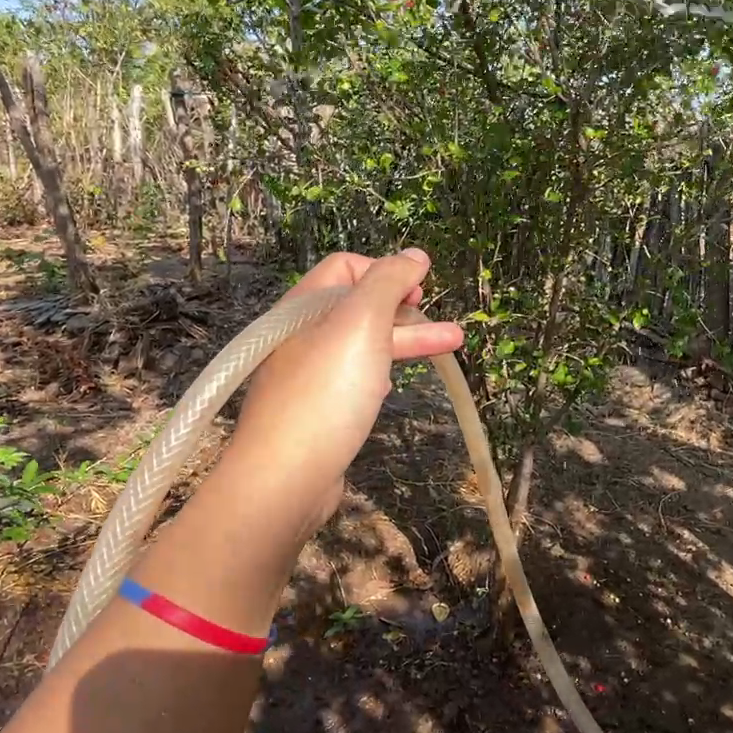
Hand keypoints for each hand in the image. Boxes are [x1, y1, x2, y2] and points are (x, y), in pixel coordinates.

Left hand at [208, 250, 463, 543]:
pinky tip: (394, 384)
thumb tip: (415, 254)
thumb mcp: (363, 322)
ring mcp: (307, 375)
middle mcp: (302, 335)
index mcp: (305, 306)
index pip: (346, 267)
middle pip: (359, 307)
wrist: (284, 478)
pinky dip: (381, 372)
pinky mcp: (315, 411)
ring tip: (448, 349)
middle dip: (408, 311)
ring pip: (362, 345)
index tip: (421, 292)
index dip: (386, 270)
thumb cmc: (326, 392)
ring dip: (406, 341)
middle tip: (447, 326)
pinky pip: (352, 379)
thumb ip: (389, 282)